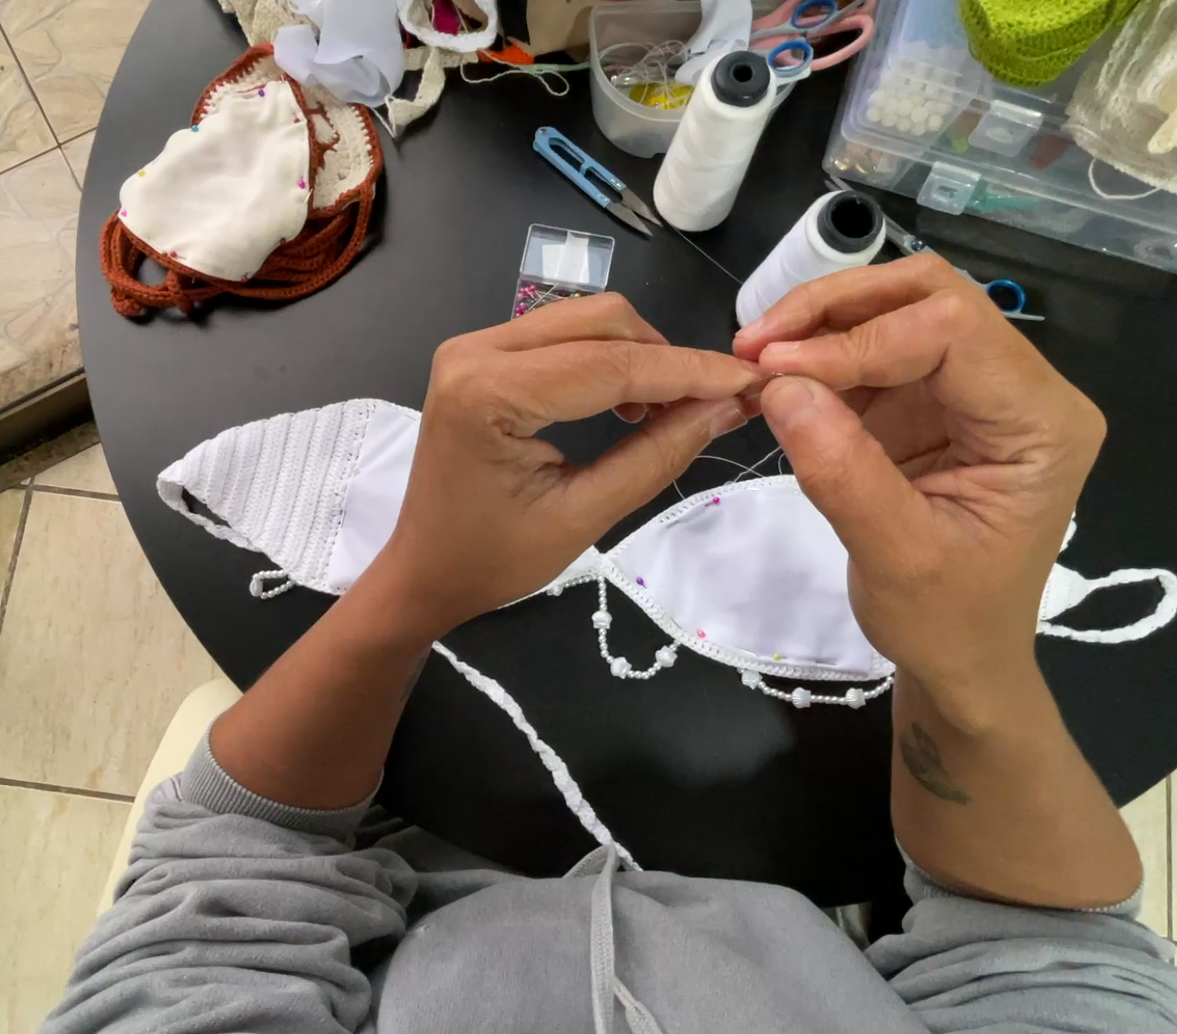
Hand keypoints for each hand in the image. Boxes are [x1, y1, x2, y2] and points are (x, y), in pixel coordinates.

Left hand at [366, 293, 758, 641]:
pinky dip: (607, 360)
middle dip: (667, 358)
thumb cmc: (491, 562)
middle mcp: (475, 350)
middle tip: (713, 404)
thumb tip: (726, 407)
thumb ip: (655, 456)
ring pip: (584, 321)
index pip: (612, 364)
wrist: (423, 571)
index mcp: (488, 392)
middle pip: (601, 321)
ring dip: (640, 356)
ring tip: (672, 410)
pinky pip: (561, 337)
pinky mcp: (481, 357)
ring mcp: (473, 347)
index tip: (753, 382)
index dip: (691, 372)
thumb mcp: (581, 518)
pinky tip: (627, 402)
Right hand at [733, 256, 1104, 715]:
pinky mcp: (928, 408)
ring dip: (820, 326)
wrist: (959, 657)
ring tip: (754, 358)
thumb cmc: (945, 621)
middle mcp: (1016, 390)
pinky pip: (871, 357)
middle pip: (930, 298)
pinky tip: (774, 381)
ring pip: (897, 313)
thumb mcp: (895, 557)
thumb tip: (778, 385)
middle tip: (755, 341)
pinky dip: (817, 359)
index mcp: (1039, 423)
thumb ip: (842, 471)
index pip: (952, 333)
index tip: (771, 369)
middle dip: (836, 308)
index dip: (856, 339)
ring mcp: (969, 394)